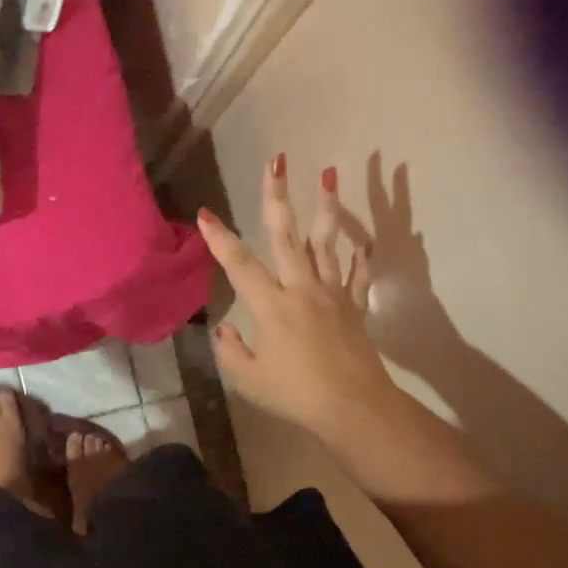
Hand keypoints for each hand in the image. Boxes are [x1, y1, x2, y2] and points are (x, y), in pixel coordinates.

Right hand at [198, 156, 408, 449]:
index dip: (219, 238)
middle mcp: (301, 289)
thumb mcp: (249, 378)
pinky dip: (359, 256)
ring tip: (329, 175)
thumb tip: (223, 328)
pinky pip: (356, 274)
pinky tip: (363, 238)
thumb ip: (230, 351)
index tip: (204, 213)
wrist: (353, 406)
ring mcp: (331, 294)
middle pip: (287, 236)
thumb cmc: (294, 394)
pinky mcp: (353, 306)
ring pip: (327, 243)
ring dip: (326, 207)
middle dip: (277, 197)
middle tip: (277, 161)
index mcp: (270, 306)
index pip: (239, 264)